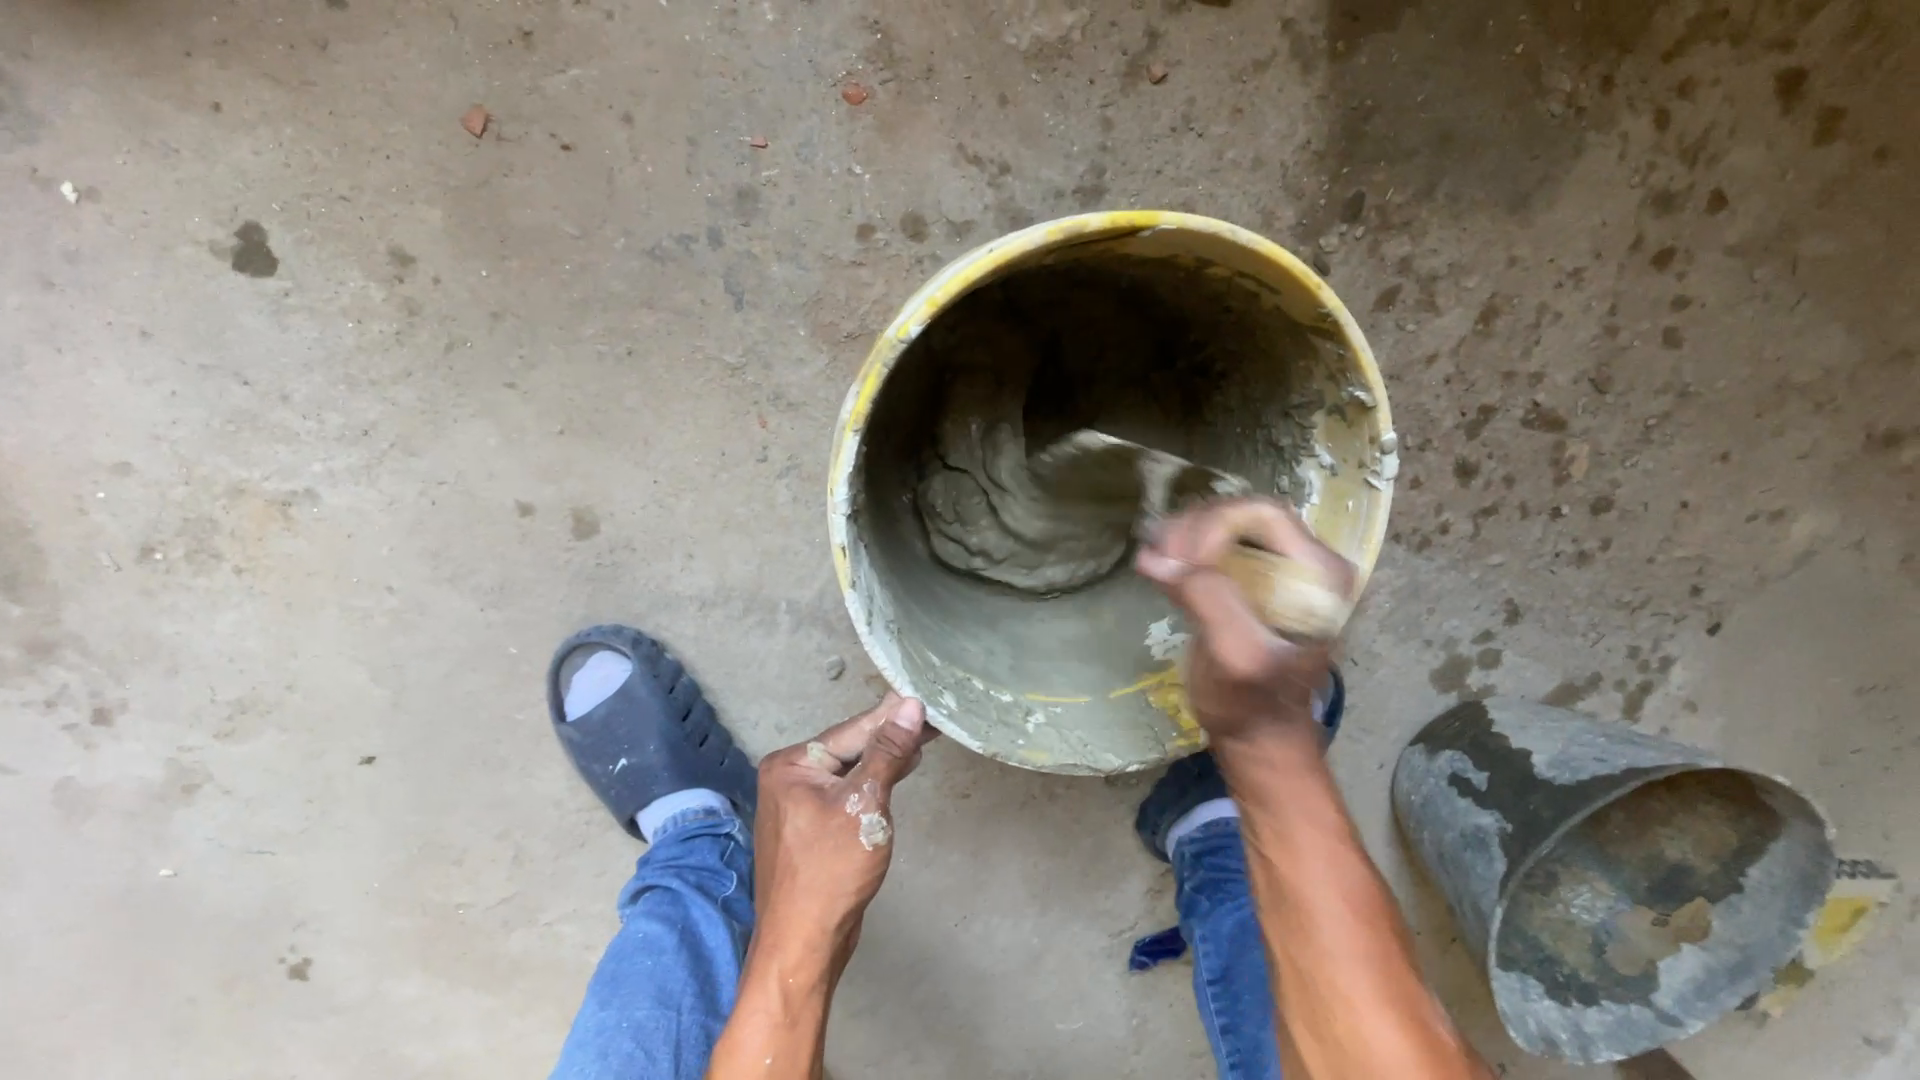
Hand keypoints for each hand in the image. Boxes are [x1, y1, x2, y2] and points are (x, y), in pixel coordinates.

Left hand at [750, 693, 939, 960]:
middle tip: (930, 718)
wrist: (804, 942)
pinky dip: (871, 784)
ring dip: (884, 759)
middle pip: (849, 748)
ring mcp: (797, 804)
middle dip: (889, 736)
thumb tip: (909, 706)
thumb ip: (888, 752)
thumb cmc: (831, 870)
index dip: (890, 715)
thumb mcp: (866, 804)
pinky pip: (846, 794)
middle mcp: (788, 777)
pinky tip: (895, 774)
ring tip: (921, 741)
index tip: (921, 695)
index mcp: (791, 765)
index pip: (851, 730)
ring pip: (849, 771)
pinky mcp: (810, 827)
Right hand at [1134, 498, 1355, 746]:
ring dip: (1183, 535)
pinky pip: (1216, 544)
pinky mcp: (1252, 580)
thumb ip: (1209, 601)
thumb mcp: (1235, 657)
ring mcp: (1279, 569)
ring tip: (1154, 559)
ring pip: (1225, 523)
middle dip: (1194, 528)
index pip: (1264, 515)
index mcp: (1321, 575)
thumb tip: (1154, 557)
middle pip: (1242, 513)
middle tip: (1158, 557)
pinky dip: (1183, 547)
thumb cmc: (1253, 704)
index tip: (1179, 561)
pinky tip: (1159, 563)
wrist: (1258, 738)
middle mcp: (1307, 562)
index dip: (1214, 527)